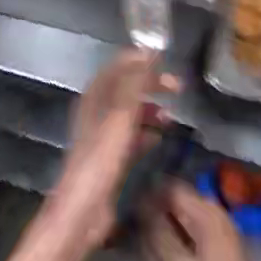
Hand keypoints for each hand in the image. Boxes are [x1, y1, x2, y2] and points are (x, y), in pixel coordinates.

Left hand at [42, 49, 172, 251]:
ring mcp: (103, 135)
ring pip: (131, 112)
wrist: (83, 209)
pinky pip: (132, 136)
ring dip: (151, 109)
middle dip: (151, 84)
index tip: (165, 60)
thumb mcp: (121, 113)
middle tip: (177, 87)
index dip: (141, 60)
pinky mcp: (110, 158)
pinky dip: (146, 132)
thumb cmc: (101, 156)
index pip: (119, 66)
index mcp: (96, 95)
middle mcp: (97, 110)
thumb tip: (149, 51)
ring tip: (171, 116)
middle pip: (127, 88)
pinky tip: (160, 138)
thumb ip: (136, 81)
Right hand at [142, 182, 260, 260]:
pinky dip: (175, 240)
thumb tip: (138, 206)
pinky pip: (191, 234)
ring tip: (142, 243)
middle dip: (154, 214)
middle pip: (178, 203)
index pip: (172, 187)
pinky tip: (160, 255)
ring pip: (183, 220)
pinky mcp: (219, 248)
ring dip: (162, 229)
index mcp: (207, 208)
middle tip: (131, 227)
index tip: (128, 204)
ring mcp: (218, 230)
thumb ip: (158, 232)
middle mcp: (214, 212)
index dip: (149, 193)